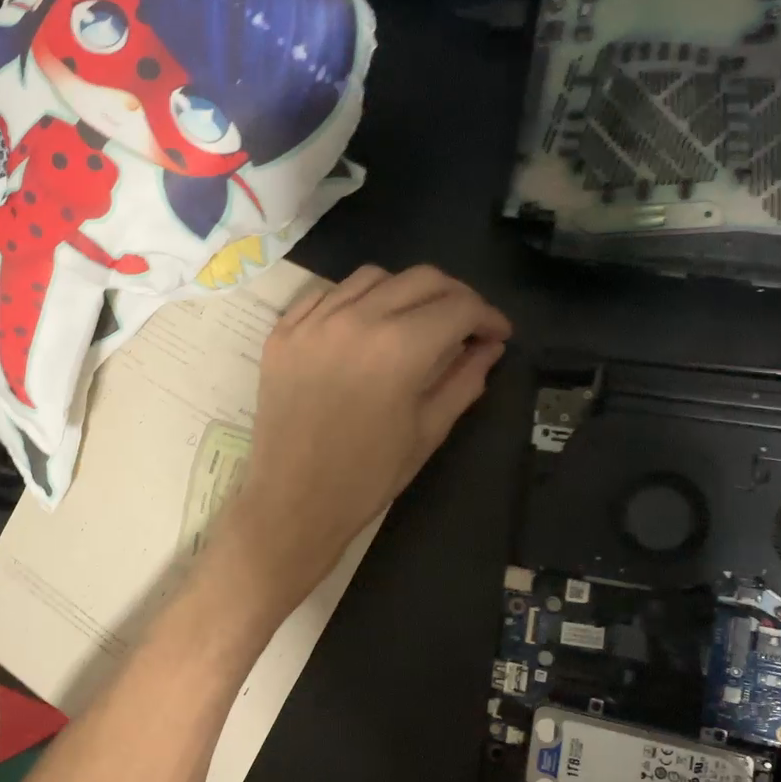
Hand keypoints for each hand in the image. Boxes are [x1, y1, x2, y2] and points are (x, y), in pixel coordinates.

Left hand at [224, 265, 511, 606]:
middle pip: (420, 279)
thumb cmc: (368, 477)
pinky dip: (355, 300)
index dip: (488, 316)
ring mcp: (312, 322)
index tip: (498, 334)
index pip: (458, 307)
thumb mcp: (428, 431)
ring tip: (415, 322)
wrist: (293, 503)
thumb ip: (464, 380)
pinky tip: (365, 326)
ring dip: (405, 292)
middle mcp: (355, 320)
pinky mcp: (282, 333)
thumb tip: (489, 347)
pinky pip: (326, 294)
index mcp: (398, 348)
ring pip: (372, 277)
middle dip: (455, 296)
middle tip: (467, 324)